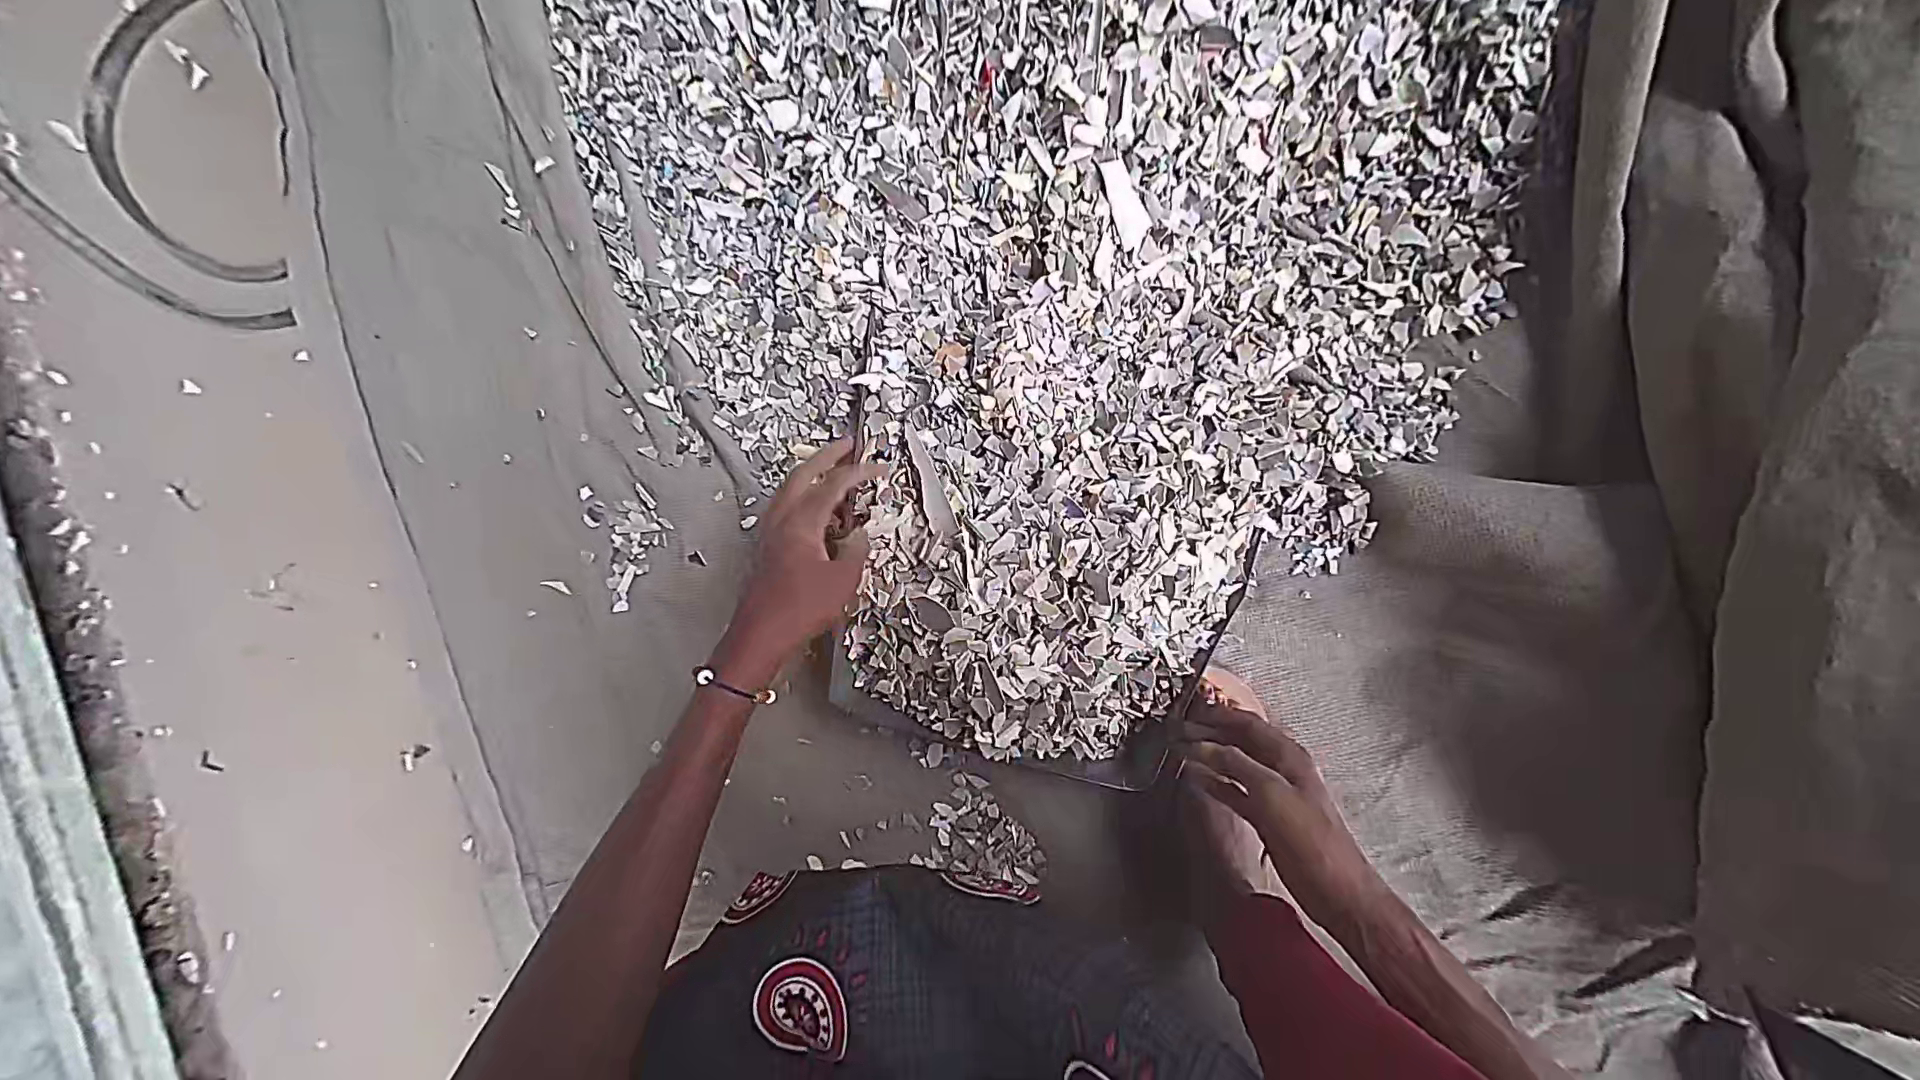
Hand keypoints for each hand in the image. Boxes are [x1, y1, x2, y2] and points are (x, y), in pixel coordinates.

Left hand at [716, 439, 879, 679]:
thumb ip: (856, 551)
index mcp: (801, 521)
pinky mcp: (768, 547)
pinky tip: (818, 512)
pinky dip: (804, 498)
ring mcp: (770, 532)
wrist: (761, 635)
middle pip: (803, 473)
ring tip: (833, 473)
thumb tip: (860, 536)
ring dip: (812, 475)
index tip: (878, 467)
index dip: (859, 472)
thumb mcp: (843, 580)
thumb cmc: (799, 610)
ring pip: (791, 489)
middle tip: (847, 446)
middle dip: (827, 456)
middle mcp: (781, 519)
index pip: (833, 484)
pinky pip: (786, 508)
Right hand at [1183, 693, 1392, 936]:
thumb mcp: (1272, 795)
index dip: (1218, 715)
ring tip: (1182, 749)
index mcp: (1289, 758)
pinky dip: (1215, 781)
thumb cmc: (1314, 844)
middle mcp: (1282, 770)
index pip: (1249, 724)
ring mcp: (1275, 793)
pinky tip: (1198, 778)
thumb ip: (1237, 765)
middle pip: (1240, 741)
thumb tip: (1204, 745)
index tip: (1192, 711)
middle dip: (1209, 732)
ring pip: (1235, 764)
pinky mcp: (1267, 817)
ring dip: (1208, 755)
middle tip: (1181, 729)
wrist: (1337, 894)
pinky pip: (1234, 790)